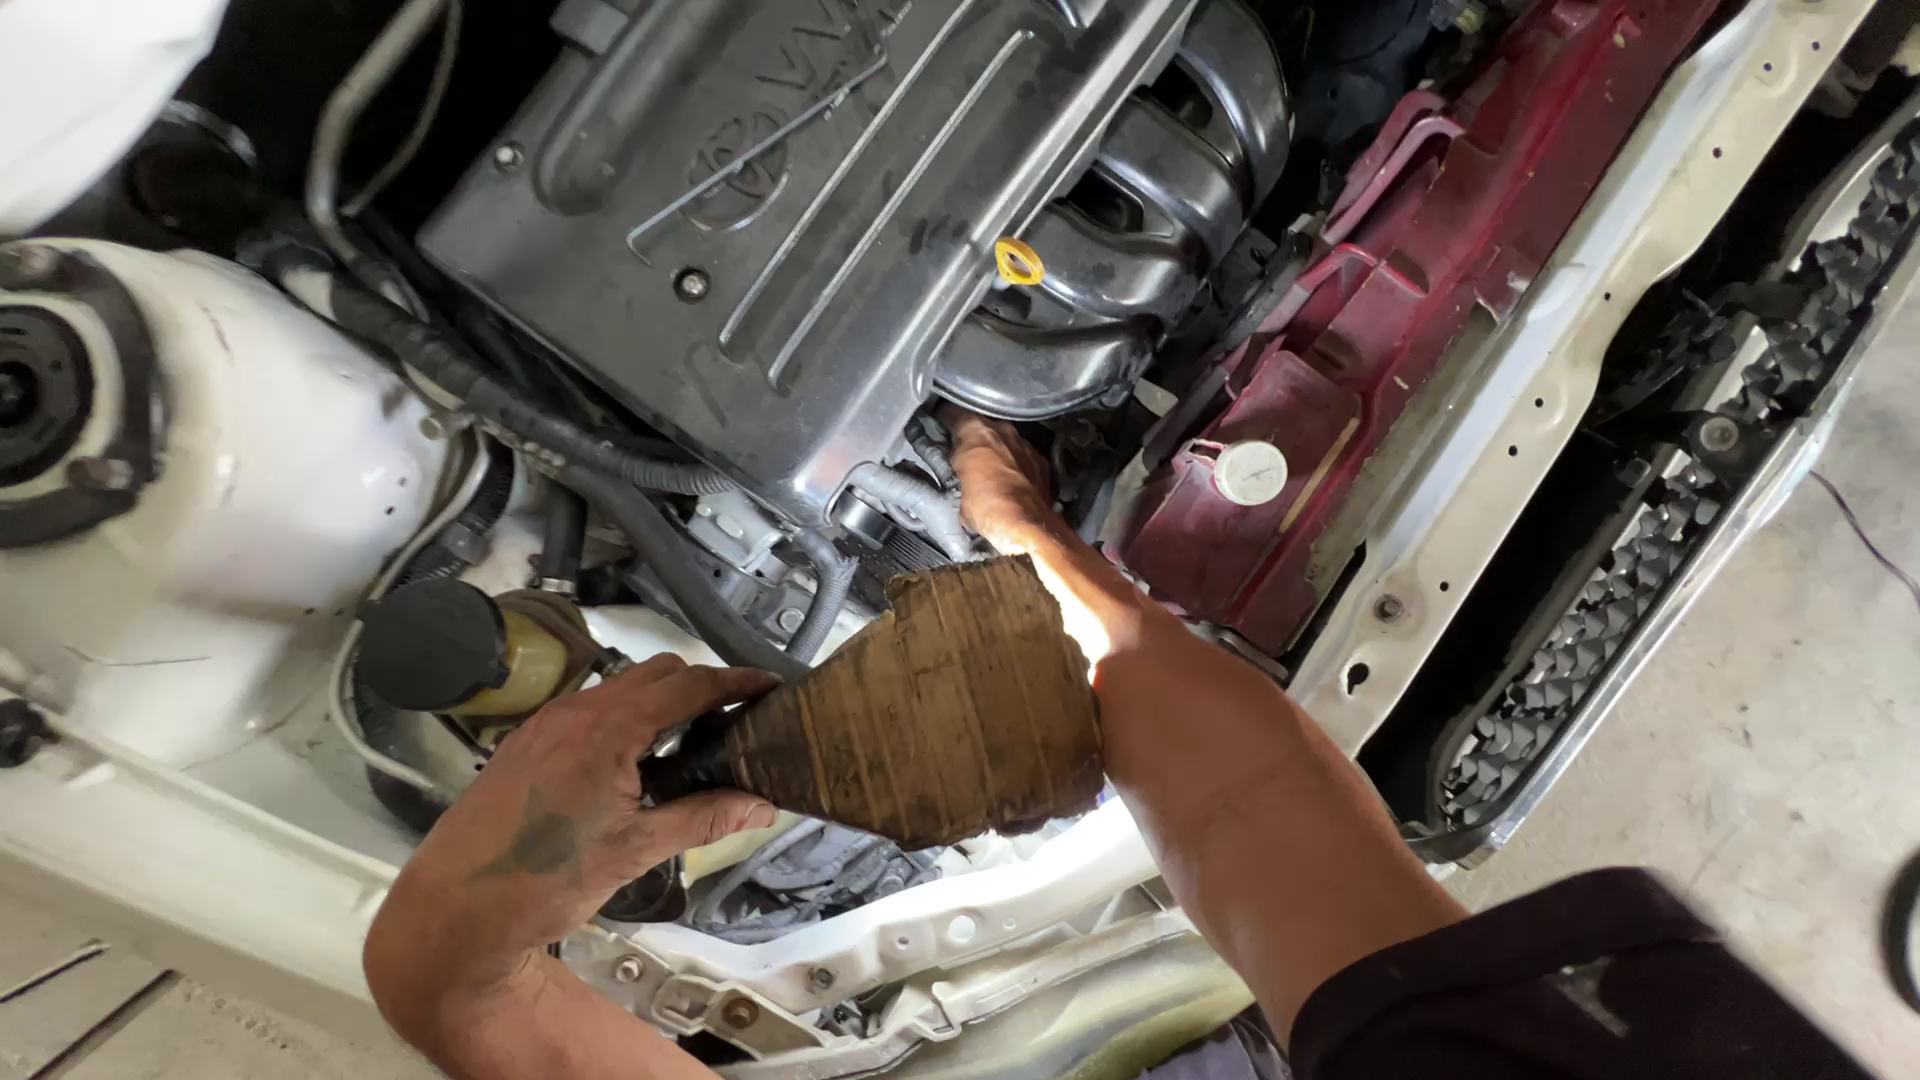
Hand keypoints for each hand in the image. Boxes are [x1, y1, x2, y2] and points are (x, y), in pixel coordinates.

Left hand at [363, 655, 779, 1045]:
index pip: (690, 684)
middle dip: (703, 685)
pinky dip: (629, 715)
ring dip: (664, 699)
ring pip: (624, 686)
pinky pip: (594, 705)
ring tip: (688, 741)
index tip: (772, 685)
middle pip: (660, 672)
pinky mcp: (528, 738)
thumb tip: (765, 806)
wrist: (445, 916)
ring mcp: (548, 720)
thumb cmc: (544, 884)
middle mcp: (578, 710)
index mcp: (608, 729)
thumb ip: (704, 817)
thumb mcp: (634, 851)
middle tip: (733, 720)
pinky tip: (633, 761)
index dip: (737, 681)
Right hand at [937, 404, 1056, 553]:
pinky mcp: (1040, 462)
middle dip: (970, 440)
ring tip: (985, 474)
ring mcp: (1024, 444)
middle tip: (961, 459)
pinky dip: (1014, 466)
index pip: (949, 413)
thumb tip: (945, 460)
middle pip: (980, 427)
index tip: (937, 434)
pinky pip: (1021, 457)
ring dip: (994, 452)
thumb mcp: (951, 487)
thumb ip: (947, 464)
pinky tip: (1007, 483)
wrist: (1025, 525)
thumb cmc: (985, 506)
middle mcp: (1002, 430)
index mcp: (974, 428)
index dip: (940, 423)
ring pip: (1003, 441)